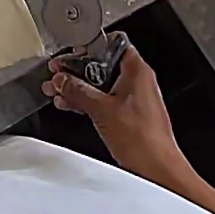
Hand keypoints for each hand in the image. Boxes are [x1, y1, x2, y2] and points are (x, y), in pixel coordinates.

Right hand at [44, 48, 189, 185]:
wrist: (157, 170)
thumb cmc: (142, 140)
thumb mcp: (101, 109)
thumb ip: (78, 91)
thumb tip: (62, 79)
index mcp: (136, 70)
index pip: (112, 43)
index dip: (90, 45)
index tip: (72, 52)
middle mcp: (137, 80)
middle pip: (102, 64)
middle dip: (77, 69)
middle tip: (58, 72)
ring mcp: (133, 98)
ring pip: (101, 84)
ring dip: (78, 86)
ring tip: (57, 89)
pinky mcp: (129, 115)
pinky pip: (104, 100)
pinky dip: (87, 100)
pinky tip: (69, 104)